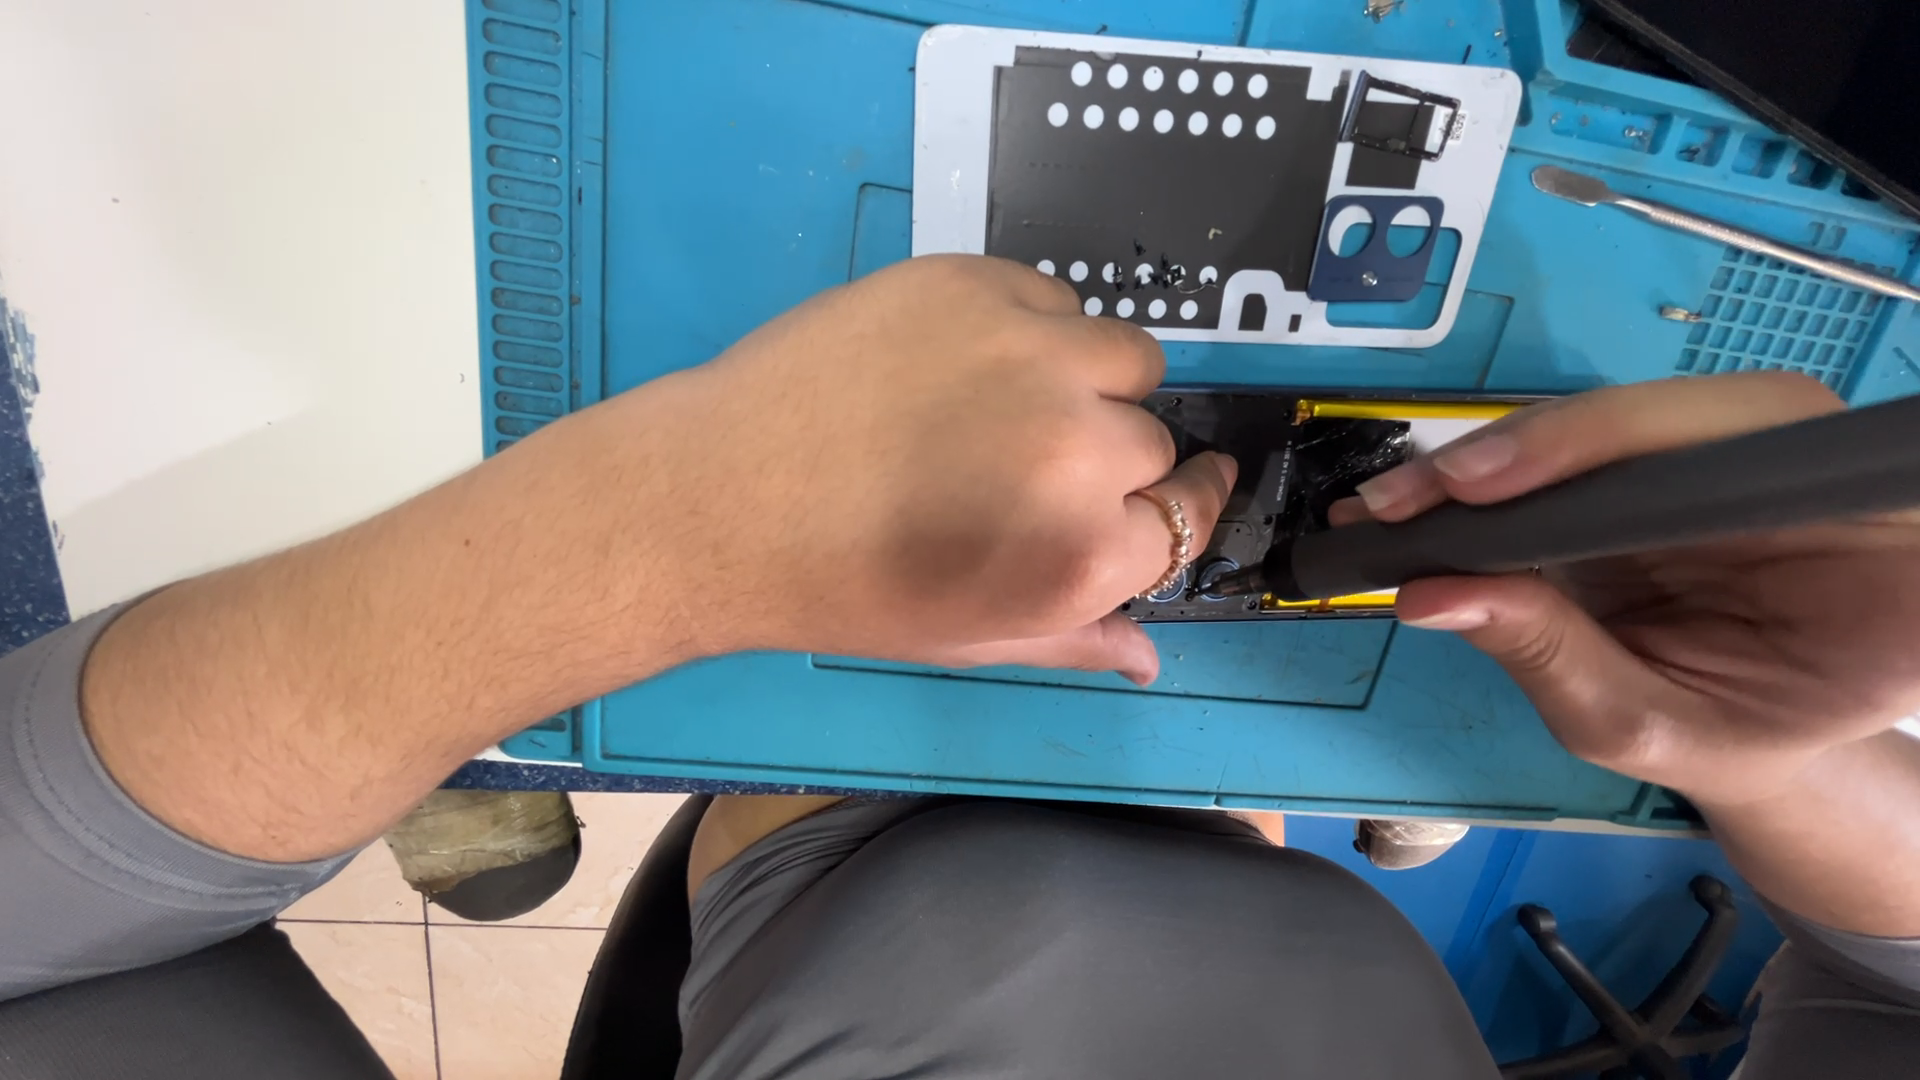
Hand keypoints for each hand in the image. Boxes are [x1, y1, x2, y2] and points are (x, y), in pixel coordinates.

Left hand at [588, 255, 1233, 682]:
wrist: (723, 498)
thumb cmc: (846, 587)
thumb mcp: (967, 635)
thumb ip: (1072, 641)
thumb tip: (1148, 659)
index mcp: (1080, 554)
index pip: (1185, 519)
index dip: (1173, 509)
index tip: (1163, 496)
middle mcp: (1077, 448)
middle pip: (1151, 439)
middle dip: (1108, 460)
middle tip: (1027, 466)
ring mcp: (1029, 351)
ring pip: (1123, 356)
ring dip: (1086, 383)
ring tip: (1006, 402)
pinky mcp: (976, 282)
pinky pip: (1055, 300)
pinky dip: (1031, 331)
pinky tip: (959, 360)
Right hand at [1333, 373, 1919, 806]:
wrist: (1739, 736)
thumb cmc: (1716, 742)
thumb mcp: (1633, 725)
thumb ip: (1549, 657)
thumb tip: (1426, 595)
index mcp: (1872, 542)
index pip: (1739, 444)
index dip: (1602, 444)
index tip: (1480, 487)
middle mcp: (1796, 480)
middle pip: (1648, 419)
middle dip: (1509, 453)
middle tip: (1399, 502)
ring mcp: (1715, 467)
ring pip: (1584, 429)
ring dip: (1474, 466)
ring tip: (1385, 510)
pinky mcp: (1644, 472)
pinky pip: (1552, 455)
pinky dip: (1473, 481)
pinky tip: (1413, 503)